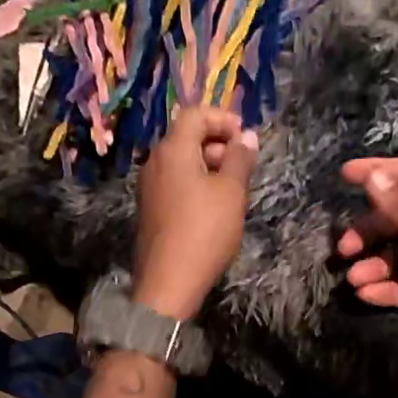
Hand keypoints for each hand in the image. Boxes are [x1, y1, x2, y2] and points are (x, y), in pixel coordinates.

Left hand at [133, 107, 259, 319]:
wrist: (169, 282)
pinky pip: (176, 184)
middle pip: (187, 138)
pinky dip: (196, 185)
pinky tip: (214, 209)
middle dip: (218, 144)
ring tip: (233, 191)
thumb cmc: (204, 231)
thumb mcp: (231, 193)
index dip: (223, 119)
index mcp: (172, 150)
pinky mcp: (151, 210)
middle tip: (243, 167)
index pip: (196, 114)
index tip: (246, 137)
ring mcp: (149, 188)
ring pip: (182, 163)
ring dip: (209, 167)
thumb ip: (240, 159)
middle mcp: (155, 162)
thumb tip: (247, 136)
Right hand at [337, 158, 397, 351]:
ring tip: (354, 278)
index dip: (376, 173)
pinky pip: (397, 289)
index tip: (343, 175)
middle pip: (390, 221)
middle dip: (365, 230)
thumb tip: (371, 177)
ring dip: (368, 265)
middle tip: (344, 249)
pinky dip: (379, 290)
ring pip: (389, 258)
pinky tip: (365, 295)